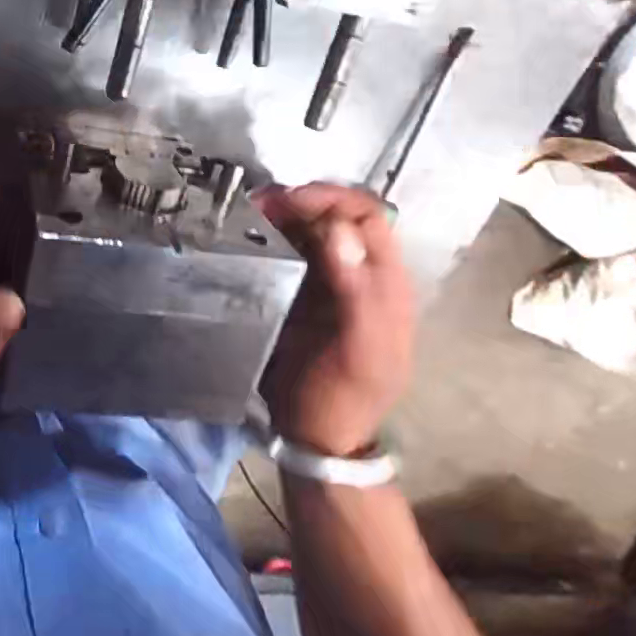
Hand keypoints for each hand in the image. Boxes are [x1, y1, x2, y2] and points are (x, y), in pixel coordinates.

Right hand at [256, 183, 414, 456]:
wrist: (317, 436)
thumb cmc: (344, 397)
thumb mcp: (361, 353)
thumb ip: (358, 293)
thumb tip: (339, 231)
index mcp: (385, 283)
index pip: (367, 216)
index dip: (332, 199)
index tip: (290, 200)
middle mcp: (360, 271)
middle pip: (337, 214)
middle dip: (301, 200)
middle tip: (260, 204)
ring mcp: (330, 279)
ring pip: (311, 226)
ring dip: (283, 212)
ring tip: (250, 213)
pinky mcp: (302, 288)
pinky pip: (290, 247)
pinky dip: (271, 232)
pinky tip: (249, 233)